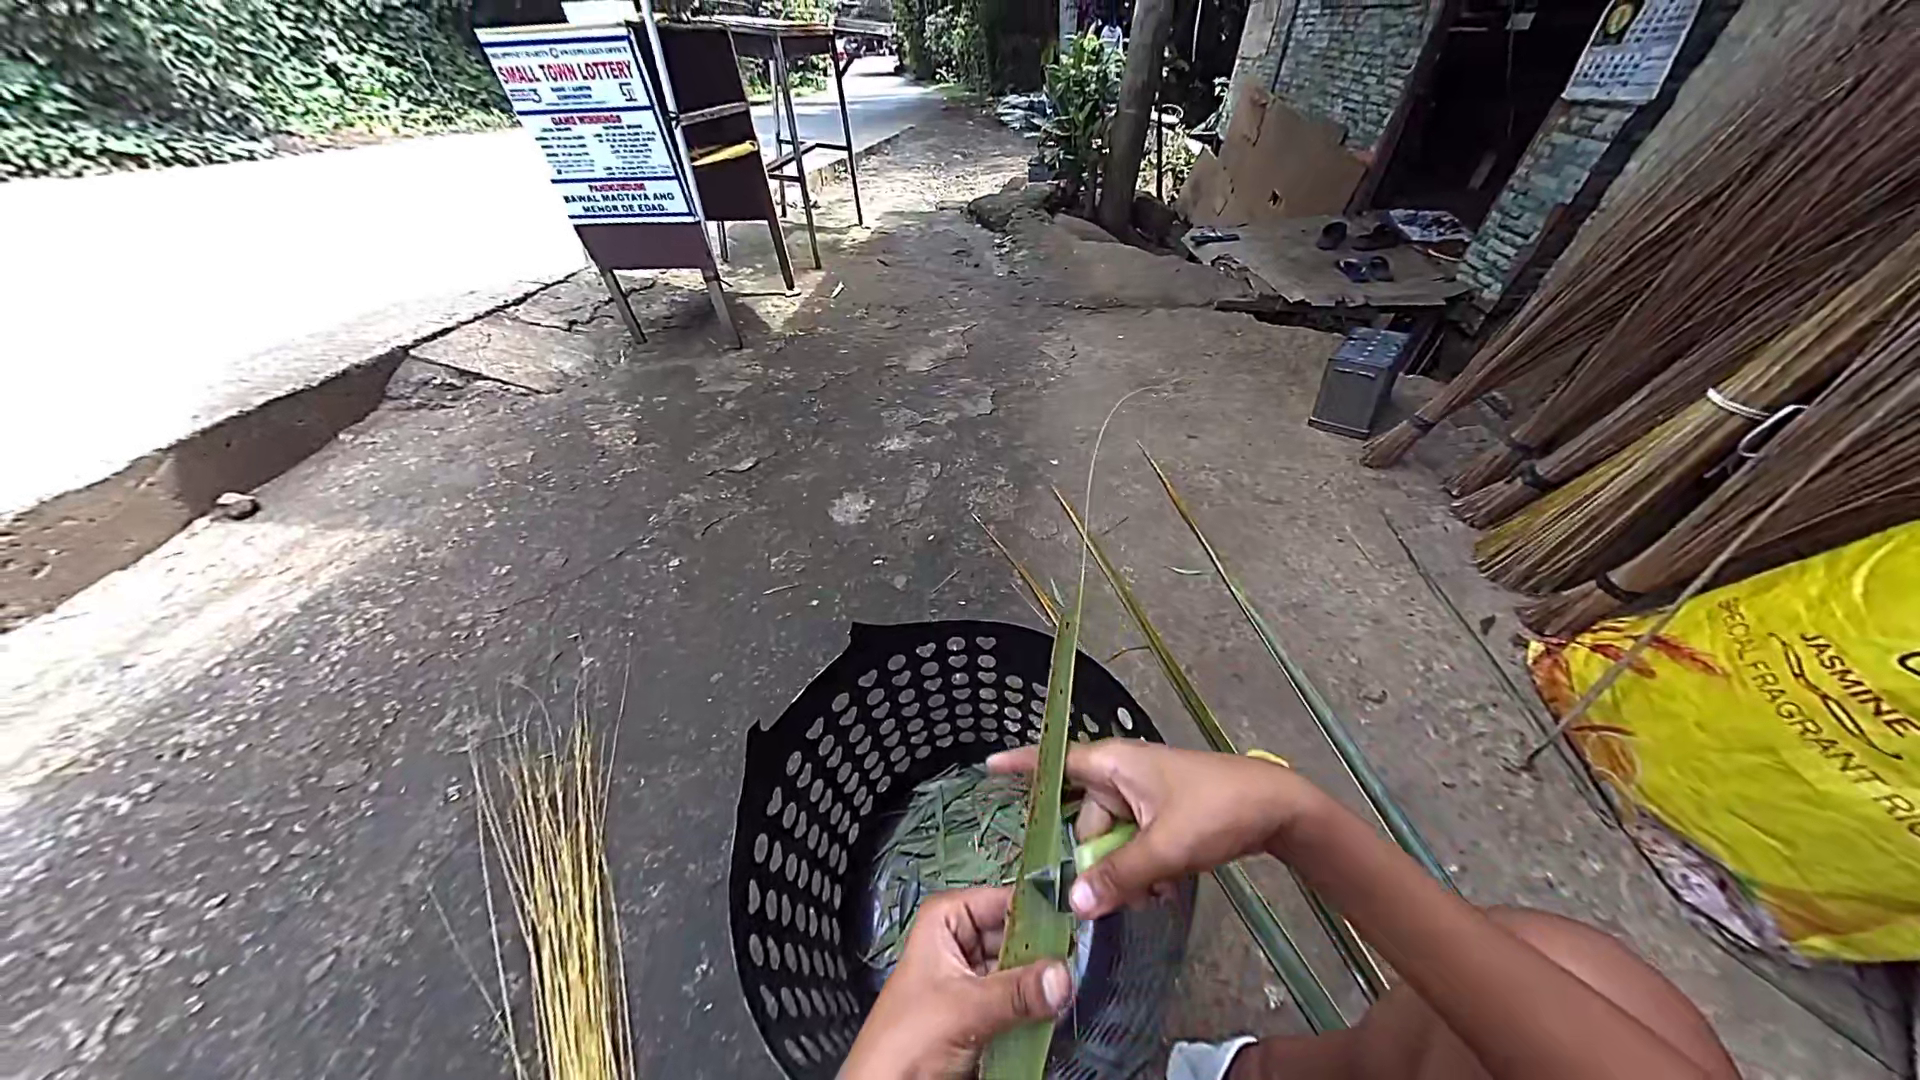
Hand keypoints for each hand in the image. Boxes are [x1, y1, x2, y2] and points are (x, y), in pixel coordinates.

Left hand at [840, 885, 1074, 1079]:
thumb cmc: (912, 1036)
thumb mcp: (963, 1009)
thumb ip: (1016, 993)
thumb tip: (1066, 975)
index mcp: (949, 916)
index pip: (1004, 900)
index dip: (1041, 909)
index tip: (1081, 921)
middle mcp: (963, 936)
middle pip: (1016, 934)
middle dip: (1047, 949)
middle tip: (1086, 958)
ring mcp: (973, 973)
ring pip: (1020, 967)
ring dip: (1045, 979)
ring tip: (1081, 980)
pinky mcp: (984, 1008)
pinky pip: (1018, 997)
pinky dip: (1037, 1004)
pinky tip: (1062, 1005)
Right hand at [988, 740, 1324, 919]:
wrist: (1275, 806)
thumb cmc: (1215, 808)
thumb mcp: (1166, 846)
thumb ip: (1119, 875)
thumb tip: (1074, 903)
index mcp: (1111, 763)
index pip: (1054, 760)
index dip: (1020, 765)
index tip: (986, 767)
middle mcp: (1118, 774)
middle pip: (1083, 821)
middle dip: (1094, 861)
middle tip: (1106, 898)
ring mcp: (1138, 794)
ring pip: (1109, 839)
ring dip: (1123, 871)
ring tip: (1152, 892)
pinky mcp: (1157, 812)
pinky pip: (1131, 843)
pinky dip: (1140, 867)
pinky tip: (1162, 886)